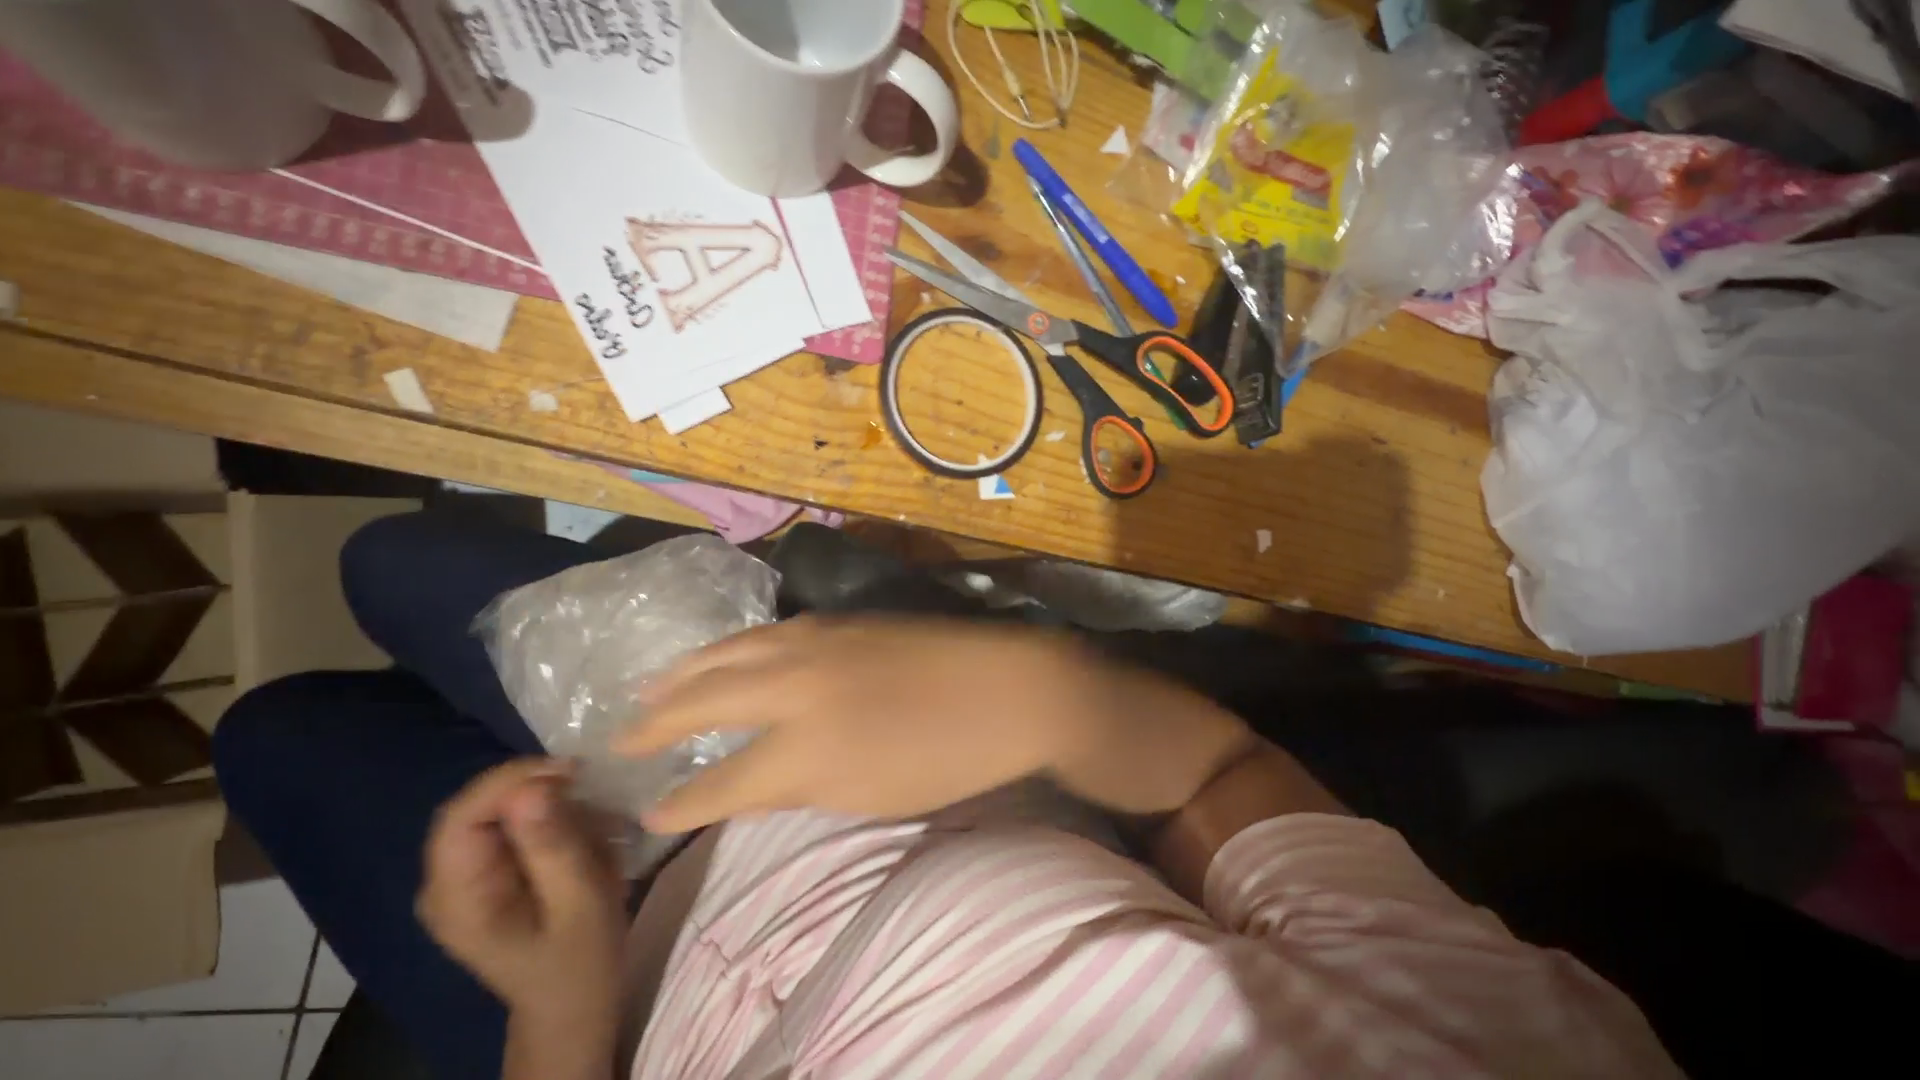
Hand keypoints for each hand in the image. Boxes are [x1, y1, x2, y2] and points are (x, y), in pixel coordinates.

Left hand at [417, 759, 625, 1037]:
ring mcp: (464, 877)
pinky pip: (511, 826)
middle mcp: (446, 882)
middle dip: (535, 789)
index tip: (570, 771)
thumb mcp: (580, 905)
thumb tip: (532, 789)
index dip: (508, 781)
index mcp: (456, 898)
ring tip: (597, 820)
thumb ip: (553, 848)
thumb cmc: (580, 964)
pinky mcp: (487, 873)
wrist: (572, 1007)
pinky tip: (585, 833)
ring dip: (549, 803)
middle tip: (592, 787)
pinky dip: (550, 818)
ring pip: (498, 811)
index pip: (461, 817)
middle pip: (478, 808)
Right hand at [615, 617, 1255, 832]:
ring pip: (726, 652)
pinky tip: (718, 655)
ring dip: (682, 672)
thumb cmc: (950, 757)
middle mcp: (793, 687)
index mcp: (804, 748)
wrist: (1013, 686)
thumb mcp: (872, 795)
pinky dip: (727, 647)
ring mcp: (812, 642)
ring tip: (648, 688)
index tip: (647, 816)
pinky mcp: (835, 619)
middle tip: (618, 737)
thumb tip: (751, 781)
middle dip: (656, 723)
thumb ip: (800, 787)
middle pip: (703, 701)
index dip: (681, 804)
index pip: (720, 784)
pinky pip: (761, 633)